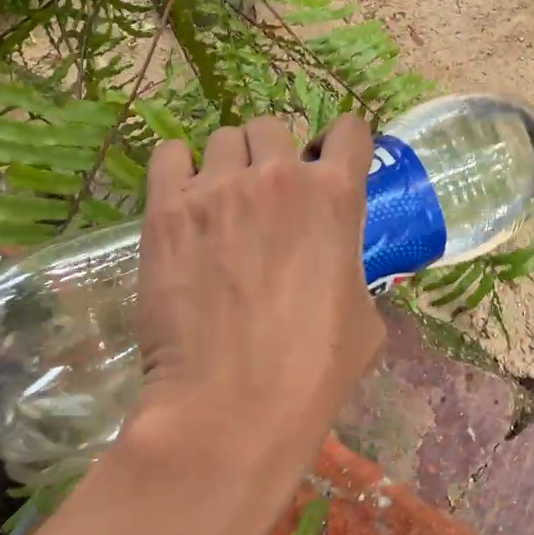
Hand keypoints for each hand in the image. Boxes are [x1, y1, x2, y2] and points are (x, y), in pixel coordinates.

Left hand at [130, 113, 383, 458]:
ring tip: (218, 203)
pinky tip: (182, 200)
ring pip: (224, 138)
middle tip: (264, 196)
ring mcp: (220, 188)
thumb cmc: (313, 369)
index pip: (349, 130)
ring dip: (227, 163)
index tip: (327, 165)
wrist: (231, 405)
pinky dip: (178, 168)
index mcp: (336, 195)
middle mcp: (280, 175)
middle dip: (273, 155)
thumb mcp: (365, 316)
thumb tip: (340, 267)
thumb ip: (352, 267)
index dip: (340, 145)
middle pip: (273, 128)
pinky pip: (170, 154)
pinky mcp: (168, 210)